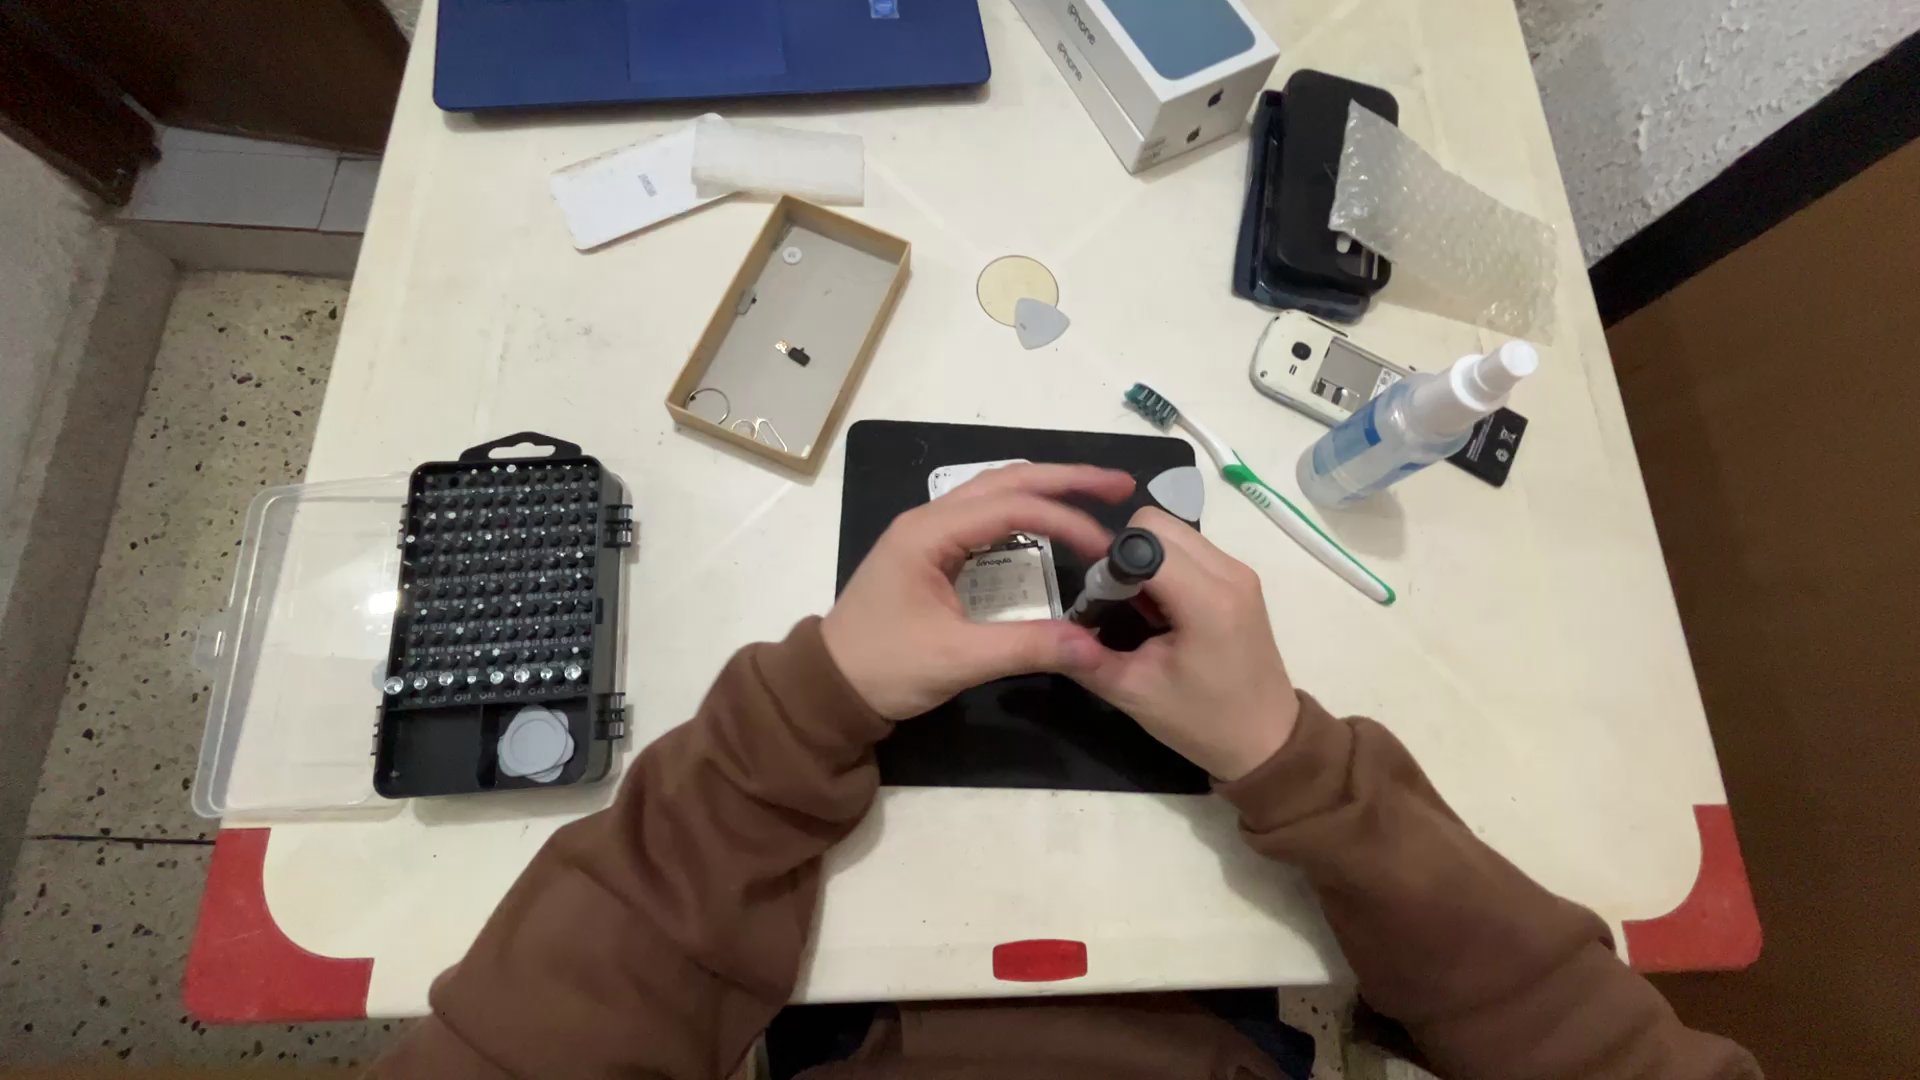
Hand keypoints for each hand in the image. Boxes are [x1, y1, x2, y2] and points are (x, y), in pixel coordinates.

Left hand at [822, 464, 1135, 719]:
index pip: (1012, 507)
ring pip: (995, 491)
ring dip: (1045, 489)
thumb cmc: (885, 667)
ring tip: (1094, 496)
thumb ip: (1027, 647)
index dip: (1067, 520)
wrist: (830, 686)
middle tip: (1119, 486)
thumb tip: (1094, 646)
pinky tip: (1049, 524)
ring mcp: (928, 532)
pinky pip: (985, 516)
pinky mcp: (931, 551)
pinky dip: (1024, 513)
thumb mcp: (957, 659)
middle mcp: (929, 519)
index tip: (1106, 548)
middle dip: (1065, 479)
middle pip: (1006, 480)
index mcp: (929, 532)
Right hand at [1064, 507, 1301, 780]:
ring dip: (1145, 557)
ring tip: (1141, 607)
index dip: (1109, 562)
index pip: (1144, 540)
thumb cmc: (1201, 721)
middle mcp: (1229, 571)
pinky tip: (1162, 608)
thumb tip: (1043, 630)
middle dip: (1124, 553)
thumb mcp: (1132, 692)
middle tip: (1117, 602)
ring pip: (1173, 530)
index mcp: (1207, 599)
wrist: (1267, 742)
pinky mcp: (1239, 577)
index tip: (1100, 600)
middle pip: (1157, 523)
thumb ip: (1084, 655)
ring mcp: (1238, 570)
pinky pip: (1189, 547)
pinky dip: (1165, 564)